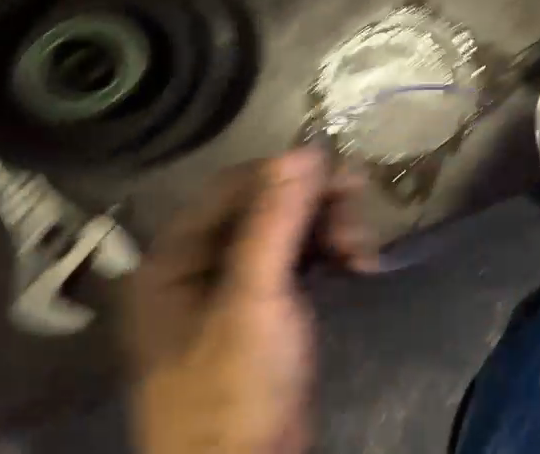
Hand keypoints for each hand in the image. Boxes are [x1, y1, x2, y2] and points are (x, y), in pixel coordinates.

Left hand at [126, 148, 376, 453]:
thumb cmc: (235, 387)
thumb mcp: (254, 301)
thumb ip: (274, 224)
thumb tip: (303, 151)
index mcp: (175, 260)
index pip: (236, 186)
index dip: (290, 177)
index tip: (345, 185)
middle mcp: (200, 264)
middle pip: (269, 203)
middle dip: (321, 209)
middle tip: (360, 229)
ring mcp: (233, 284)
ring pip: (292, 226)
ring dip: (334, 230)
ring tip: (363, 255)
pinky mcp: (265, 302)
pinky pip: (302, 255)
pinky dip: (333, 253)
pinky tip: (360, 266)